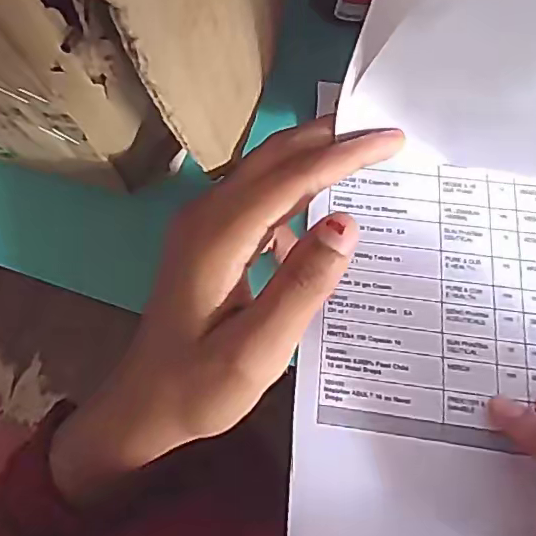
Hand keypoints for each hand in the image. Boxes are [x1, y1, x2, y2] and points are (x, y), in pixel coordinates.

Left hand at [50, 117, 404, 504]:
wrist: (143, 403)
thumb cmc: (198, 387)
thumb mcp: (256, 351)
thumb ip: (301, 285)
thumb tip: (346, 222)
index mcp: (217, 234)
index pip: (290, 176)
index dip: (343, 154)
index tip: (391, 139)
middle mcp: (208, 212)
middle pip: (276, 156)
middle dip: (332, 137)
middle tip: (385, 132)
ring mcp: (206, 219)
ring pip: (268, 168)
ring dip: (316, 155)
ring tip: (366, 154)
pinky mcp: (212, 232)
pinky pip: (262, 193)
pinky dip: (299, 185)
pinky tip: (325, 203)